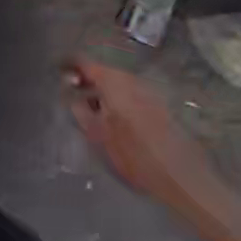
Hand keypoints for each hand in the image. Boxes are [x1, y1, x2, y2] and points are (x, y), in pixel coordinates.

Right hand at [62, 57, 229, 212]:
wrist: (182, 177)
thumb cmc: (134, 155)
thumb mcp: (97, 135)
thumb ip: (79, 109)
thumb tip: (69, 91)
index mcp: (113, 81)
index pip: (85, 63)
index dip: (69, 65)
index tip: (57, 72)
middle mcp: (131, 79)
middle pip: (103, 72)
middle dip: (87, 81)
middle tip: (72, 95)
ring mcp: (148, 91)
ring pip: (117, 84)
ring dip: (103, 92)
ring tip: (92, 111)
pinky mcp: (159, 105)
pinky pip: (130, 95)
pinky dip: (118, 101)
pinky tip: (115, 121)